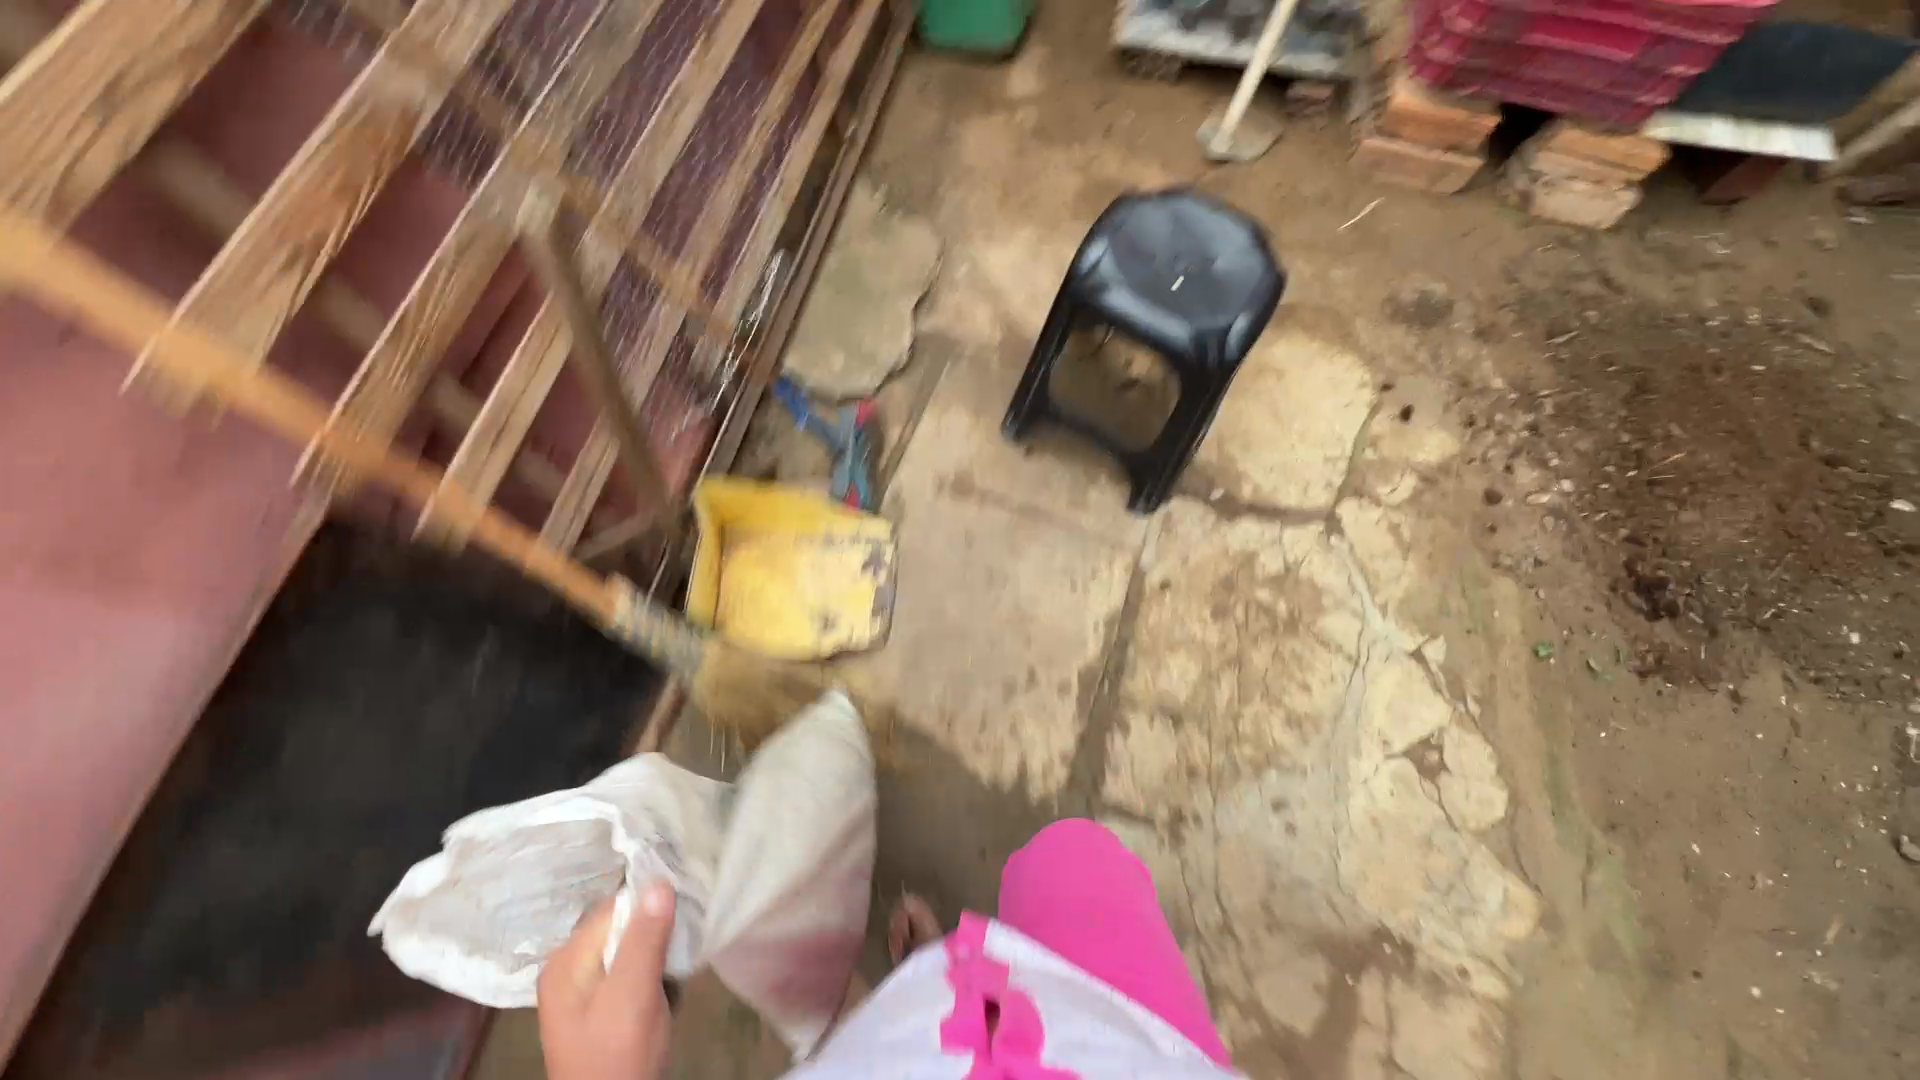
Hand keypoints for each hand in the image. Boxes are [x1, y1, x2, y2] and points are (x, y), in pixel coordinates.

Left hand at [538, 882, 676, 1079]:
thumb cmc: (618, 1058)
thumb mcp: (634, 996)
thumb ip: (644, 939)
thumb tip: (658, 882)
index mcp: (566, 961)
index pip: (614, 908)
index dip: (650, 907)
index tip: (684, 914)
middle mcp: (568, 968)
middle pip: (620, 926)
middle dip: (655, 931)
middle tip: (682, 945)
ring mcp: (582, 990)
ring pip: (629, 947)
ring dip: (657, 952)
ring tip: (676, 968)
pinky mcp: (600, 1007)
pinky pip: (630, 970)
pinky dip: (651, 972)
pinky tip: (666, 986)